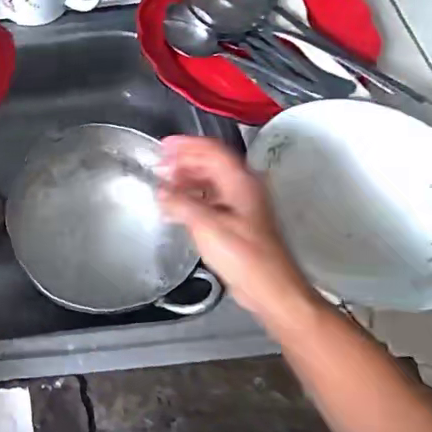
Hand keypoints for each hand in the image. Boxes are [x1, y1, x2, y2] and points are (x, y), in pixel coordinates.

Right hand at [158, 136, 314, 315]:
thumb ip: (181, 204)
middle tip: (161, 164)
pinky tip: (179, 207)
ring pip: (212, 181)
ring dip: (189, 179)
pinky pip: (213, 200)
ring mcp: (243, 206)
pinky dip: (195, 197)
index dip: (187, 144)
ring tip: (166, 184)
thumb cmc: (246, 257)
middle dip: (185, 161)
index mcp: (241, 181)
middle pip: (212, 163)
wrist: (270, 287)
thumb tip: (162, 191)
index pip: (212, 150)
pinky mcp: (239, 223)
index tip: (165, 145)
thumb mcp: (207, 226)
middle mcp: (244, 188)